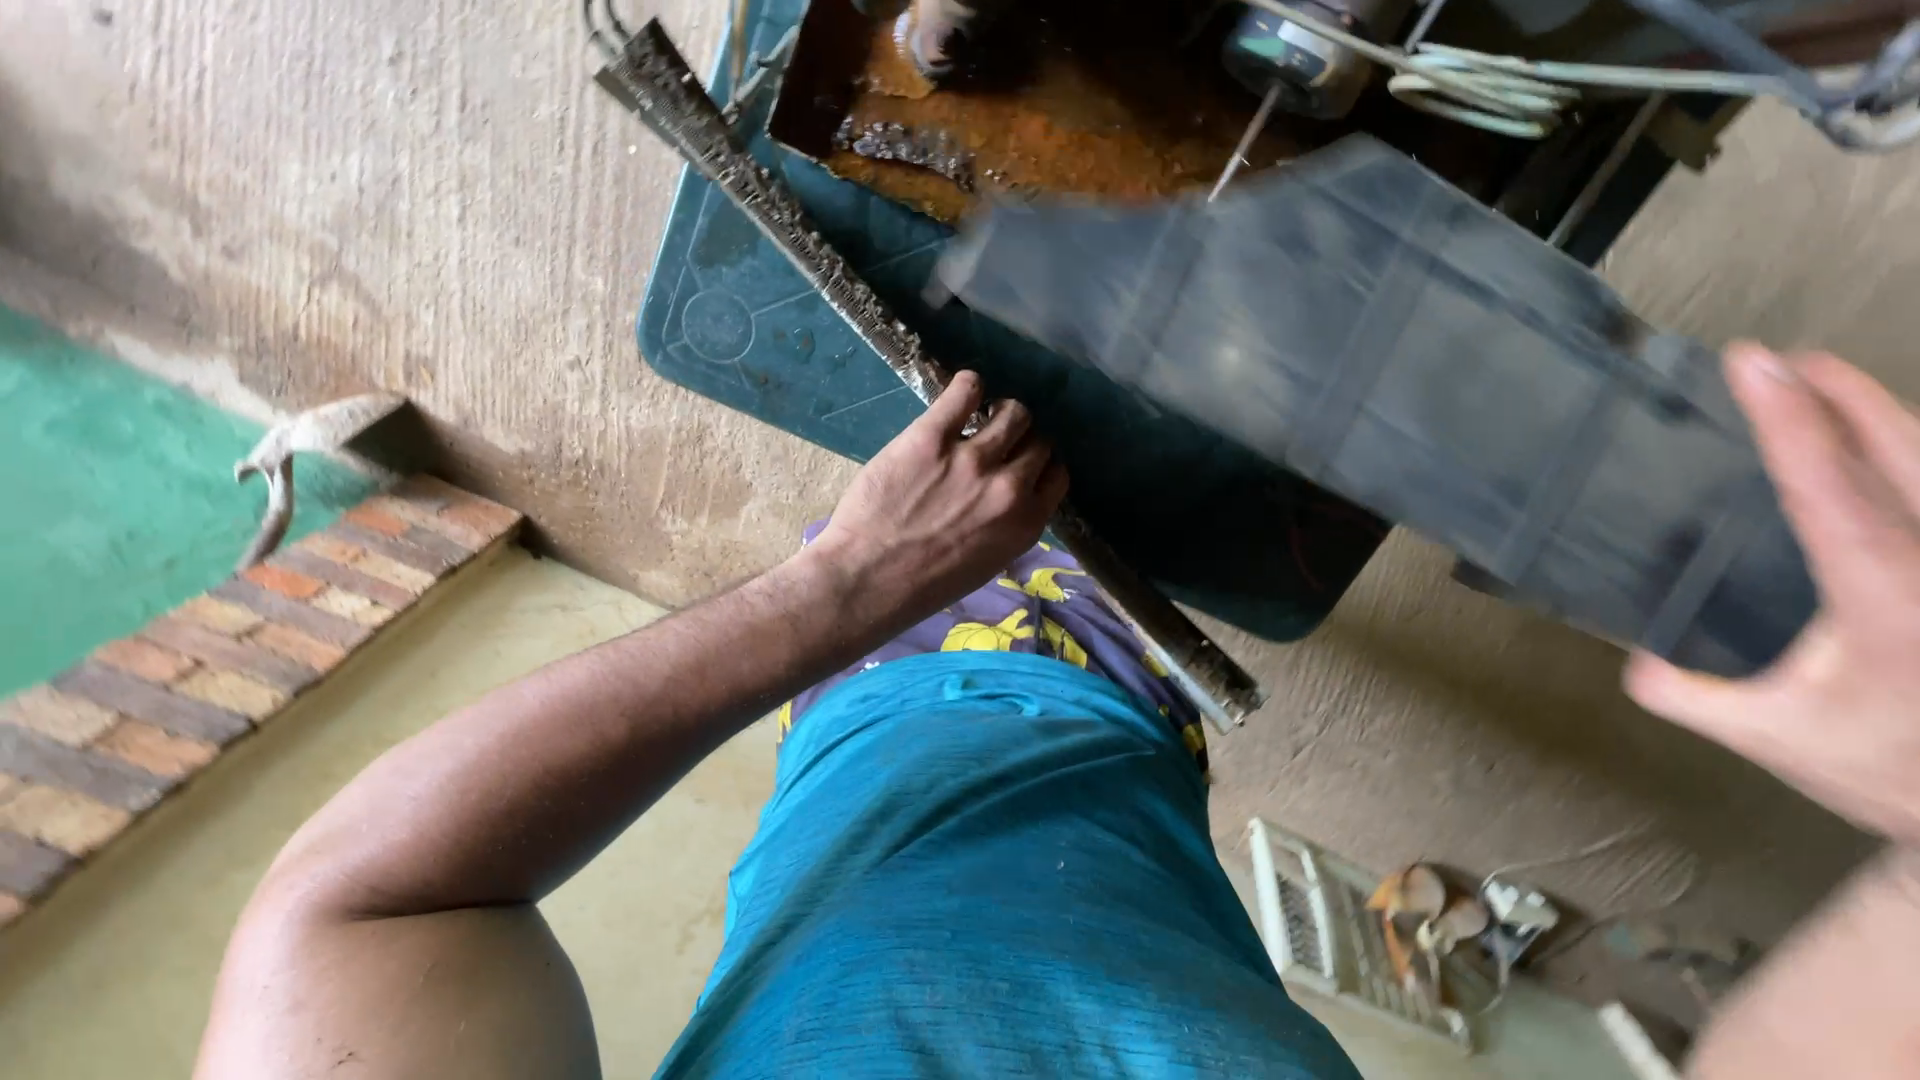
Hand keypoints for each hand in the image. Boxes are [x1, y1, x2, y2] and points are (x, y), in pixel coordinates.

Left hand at [806, 370, 1068, 620]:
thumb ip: (1006, 526)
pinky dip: (969, 387)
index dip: (1041, 465)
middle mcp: (1009, 488)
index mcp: (1025, 524)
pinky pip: (967, 390)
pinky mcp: (932, 437)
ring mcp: (972, 459)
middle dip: (1022, 439)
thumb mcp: (984, 564)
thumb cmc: (922, 586)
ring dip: (1002, 412)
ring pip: (1013, 412)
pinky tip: (961, 395)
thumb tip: (1009, 494)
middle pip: (1038, 441)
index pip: (1056, 475)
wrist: (867, 580)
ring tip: (980, 416)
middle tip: (997, 441)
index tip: (1023, 463)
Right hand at [1625, 345, 1919, 844]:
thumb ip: (1689, 697)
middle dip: (1842, 396)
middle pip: (1900, 454)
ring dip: (1876, 415)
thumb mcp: (1770, 737)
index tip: (1755, 367)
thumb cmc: (1884, 768)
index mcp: (1885, 599)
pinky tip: (1873, 451)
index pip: (1829, 488)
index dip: (1788, 421)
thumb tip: (1636, 663)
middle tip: (1785, 360)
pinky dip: (1899, 456)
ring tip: (1824, 384)